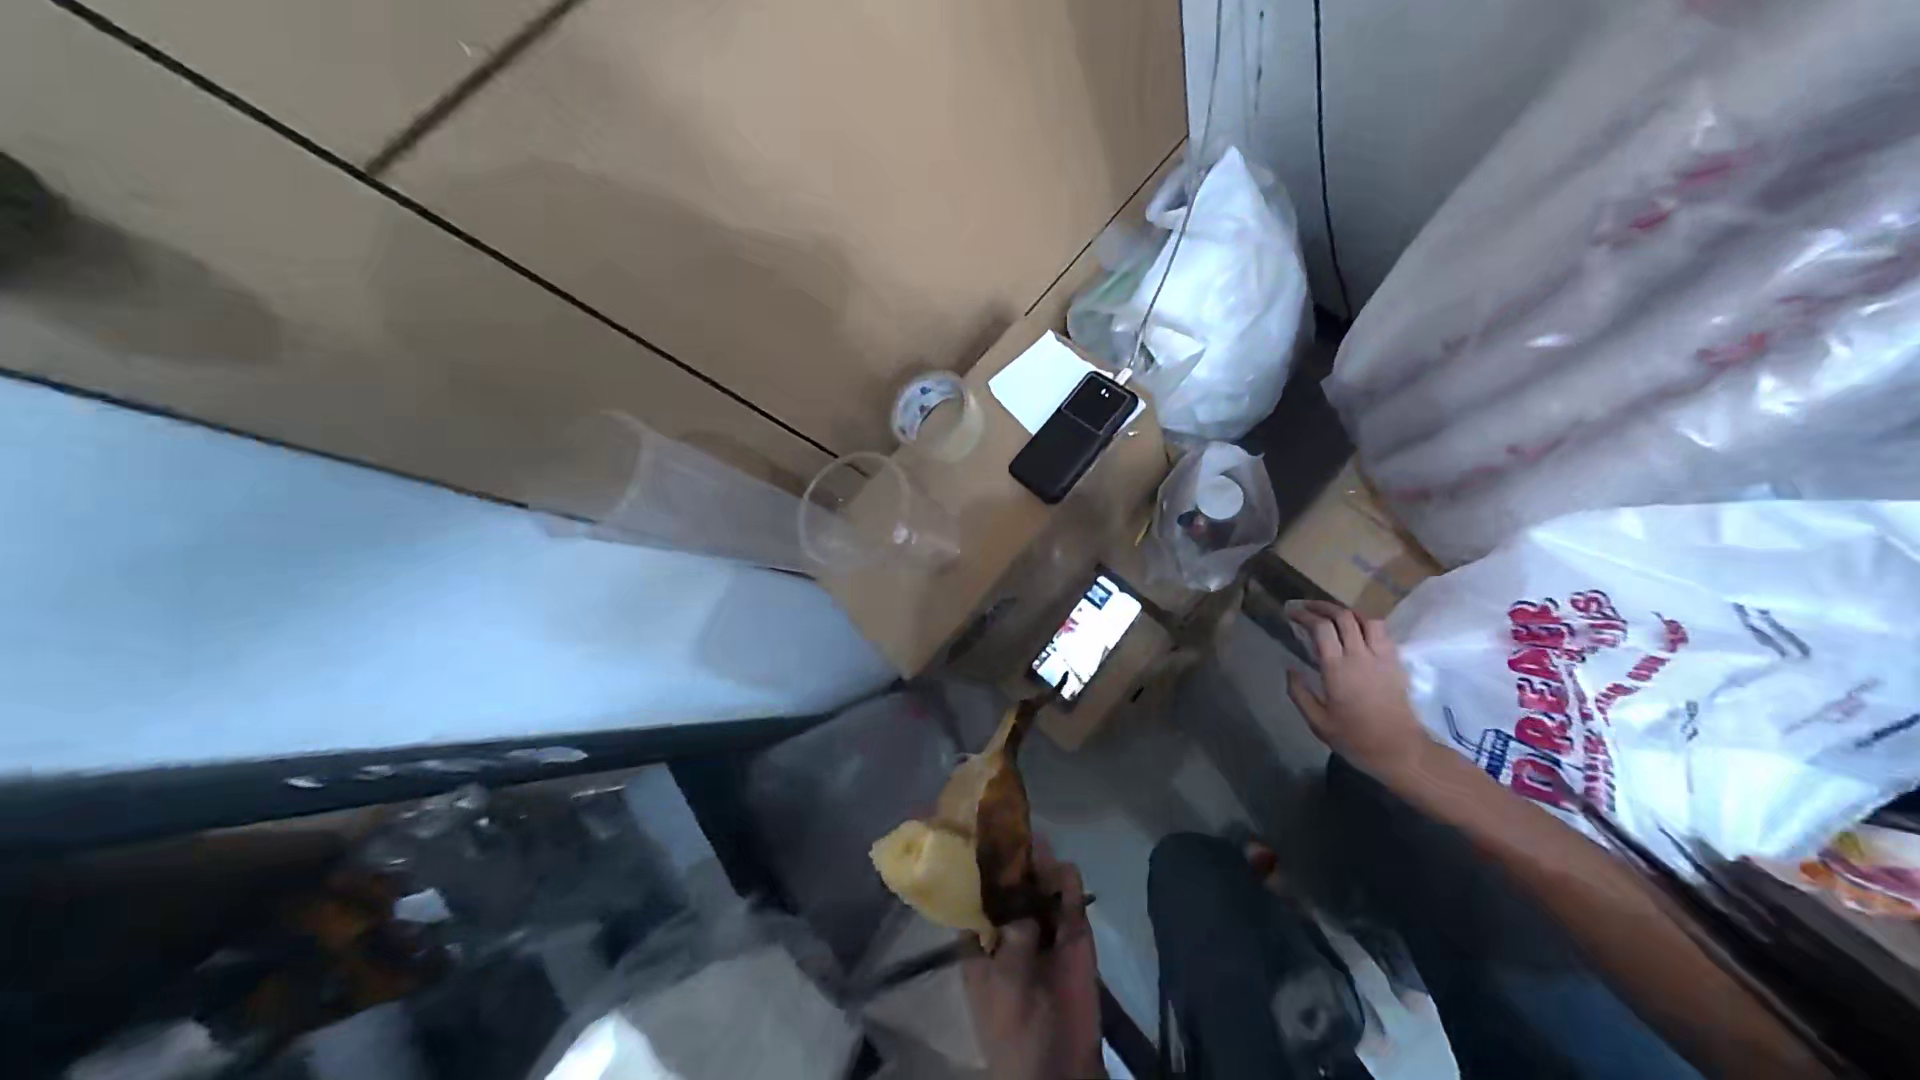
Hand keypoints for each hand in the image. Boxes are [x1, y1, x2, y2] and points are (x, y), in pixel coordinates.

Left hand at [962, 845, 1104, 1078]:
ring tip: (1039, 840)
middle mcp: (1013, 929)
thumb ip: (1013, 944)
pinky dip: (1070, 887)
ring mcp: (1047, 932)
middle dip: (1014, 861)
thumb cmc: (1014, 1030)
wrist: (1059, 1069)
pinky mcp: (1076, 939)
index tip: (979, 835)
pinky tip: (1066, 868)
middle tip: (1014, 826)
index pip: (978, 896)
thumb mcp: (1005, 986)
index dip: (979, 869)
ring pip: (1042, 890)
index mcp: (983, 942)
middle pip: (1013, 886)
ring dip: (1041, 867)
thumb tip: (1022, 913)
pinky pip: (1072, 906)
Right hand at [1285, 600, 1428, 779]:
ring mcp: (1383, 658)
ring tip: (1334, 617)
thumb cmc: (1355, 738)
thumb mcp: (1317, 721)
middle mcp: (1361, 656)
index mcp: (1337, 669)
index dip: (1304, 615)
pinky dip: (1367, 626)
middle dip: (1323, 607)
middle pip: (1344, 616)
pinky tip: (1358, 634)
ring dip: (1348, 613)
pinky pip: (1383, 634)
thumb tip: (1290, 669)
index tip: (1291, 613)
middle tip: (1307, 608)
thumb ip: (1299, 692)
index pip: (1321, 628)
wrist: (1401, 751)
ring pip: (1368, 620)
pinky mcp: (1397, 664)